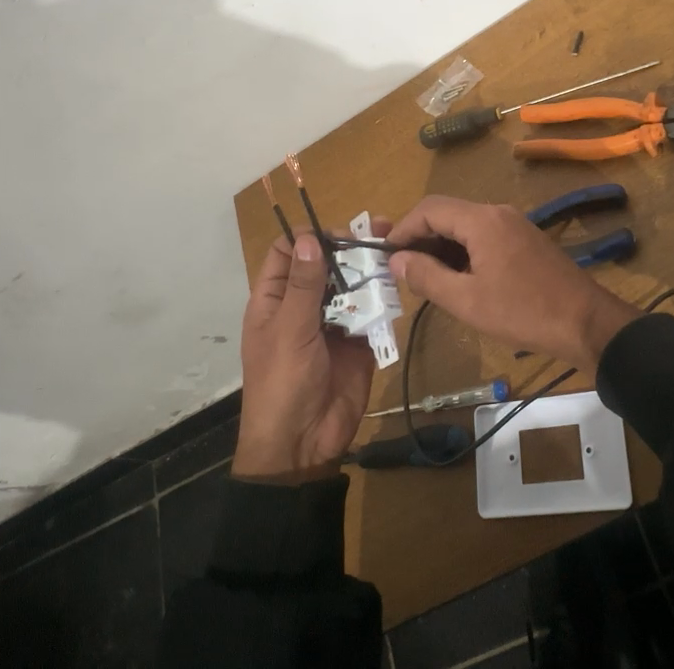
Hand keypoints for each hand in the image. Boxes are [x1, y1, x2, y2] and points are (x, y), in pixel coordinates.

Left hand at [233, 228, 377, 478]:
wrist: (303, 442)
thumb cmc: (282, 383)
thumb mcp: (289, 330)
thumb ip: (303, 285)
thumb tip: (309, 238)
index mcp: (275, 301)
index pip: (288, 253)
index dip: (309, 238)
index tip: (338, 233)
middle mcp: (304, 307)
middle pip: (326, 265)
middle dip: (349, 248)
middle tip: (380, 231)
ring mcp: (333, 324)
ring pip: (353, 286)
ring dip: (371, 269)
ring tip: (394, 251)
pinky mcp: (359, 342)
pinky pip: (372, 313)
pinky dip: (384, 299)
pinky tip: (398, 284)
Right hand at [386, 196, 640, 371]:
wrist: (587, 323)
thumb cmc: (523, 312)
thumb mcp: (467, 300)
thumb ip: (427, 277)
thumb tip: (397, 259)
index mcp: (482, 220)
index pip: (429, 209)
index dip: (402, 229)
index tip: (383, 254)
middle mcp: (497, 213)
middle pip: (447, 214)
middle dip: (418, 237)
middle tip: (394, 265)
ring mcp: (515, 226)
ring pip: (465, 227)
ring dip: (439, 247)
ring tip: (418, 277)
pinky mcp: (525, 242)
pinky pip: (483, 238)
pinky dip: (462, 252)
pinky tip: (453, 279)